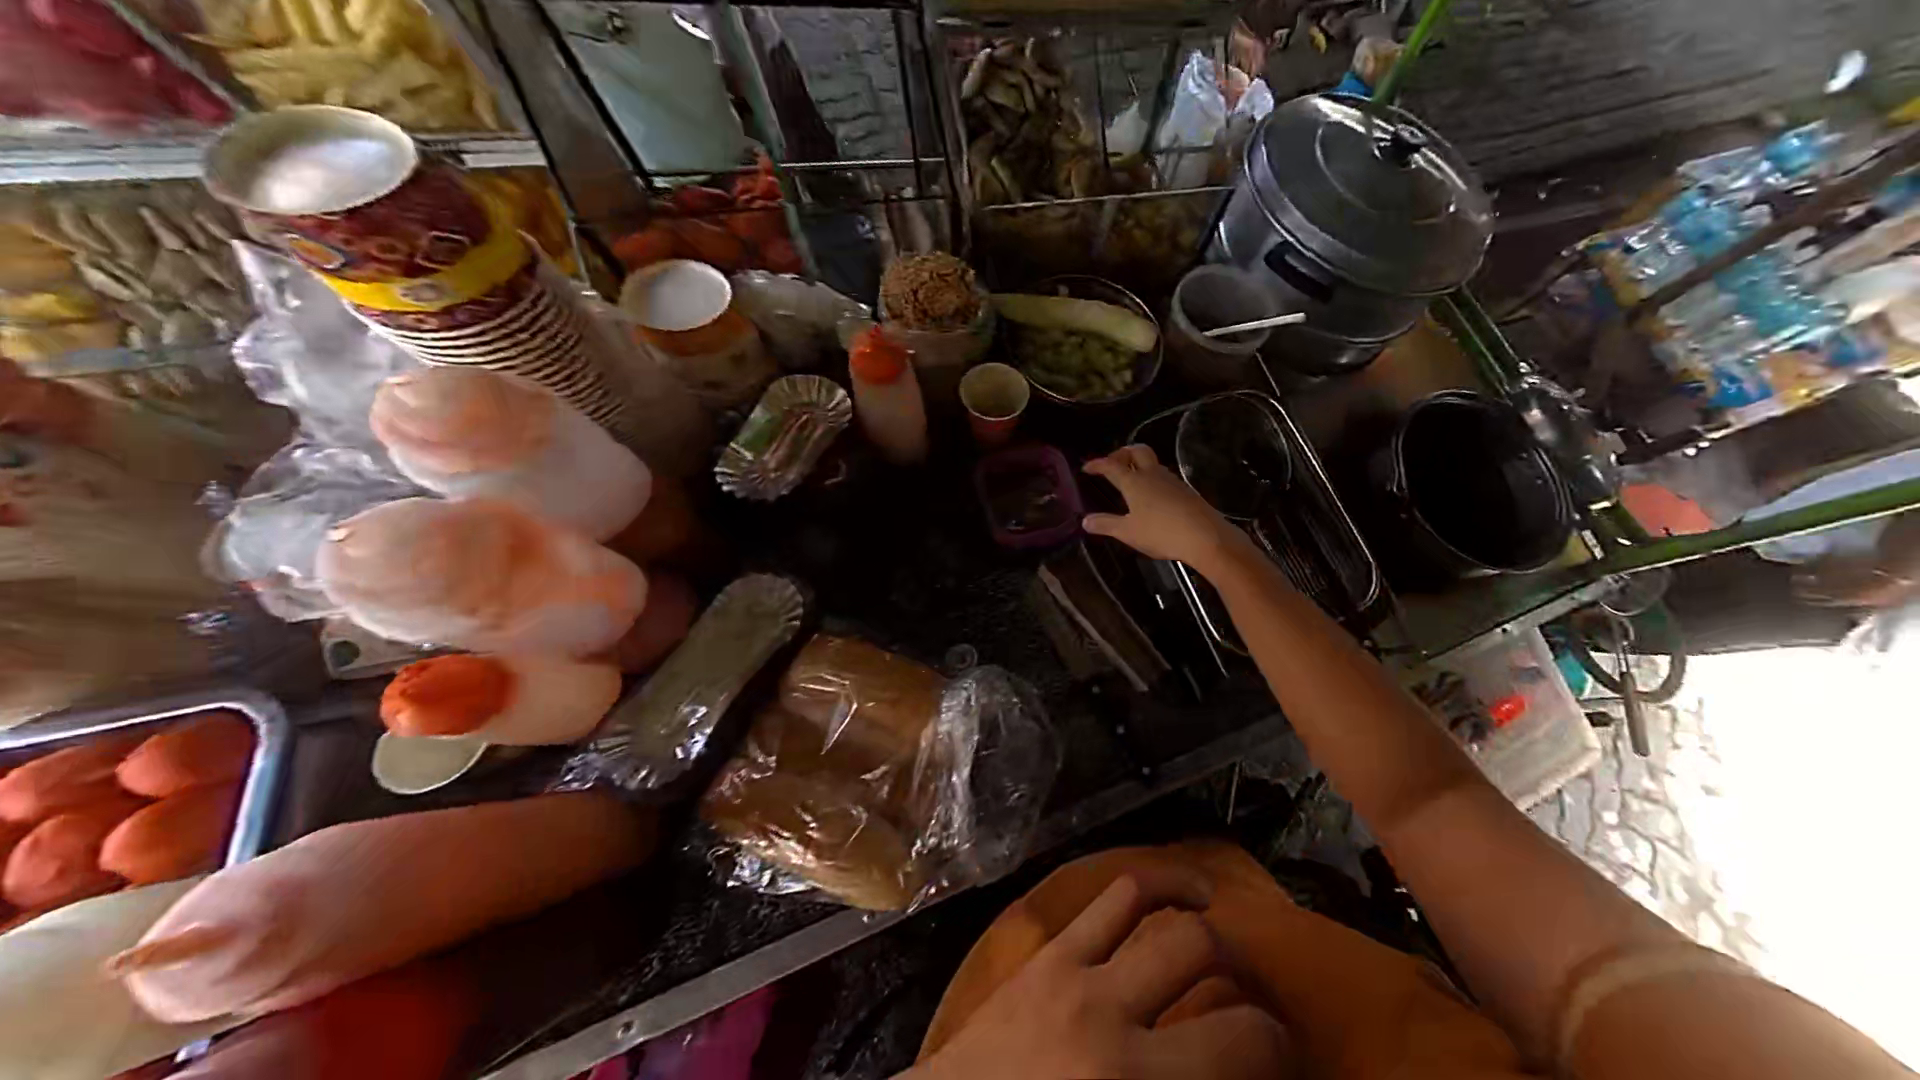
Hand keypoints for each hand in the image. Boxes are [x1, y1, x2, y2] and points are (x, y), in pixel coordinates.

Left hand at [905, 872, 1290, 1079]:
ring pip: (1143, 899)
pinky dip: (1138, 891)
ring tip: (1212, 904)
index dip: (1280, 1042)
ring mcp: (1069, 970)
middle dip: (1240, 961)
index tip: (1285, 1049)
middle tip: (1251, 984)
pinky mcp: (1042, 954)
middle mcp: (1109, 1011)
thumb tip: (1236, 1069)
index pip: (1242, 1041)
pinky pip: (1099, 903)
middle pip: (1198, 947)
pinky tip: (1156, 900)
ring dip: (1187, 893)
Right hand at [1083, 445, 1252, 574]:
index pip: (1111, 465)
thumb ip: (1106, 524)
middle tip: (1113, 464)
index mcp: (1134, 482)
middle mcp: (1153, 475)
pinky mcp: (1185, 491)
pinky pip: (1163, 477)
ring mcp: (1172, 481)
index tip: (1087, 468)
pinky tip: (1151, 498)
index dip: (1097, 464)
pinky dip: (1152, 479)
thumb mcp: (1128, 533)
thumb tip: (1086, 521)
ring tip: (1130, 481)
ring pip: (1152, 463)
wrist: (1206, 537)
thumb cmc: (1161, 533)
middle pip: (1137, 451)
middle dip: (1122, 453)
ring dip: (1139, 465)